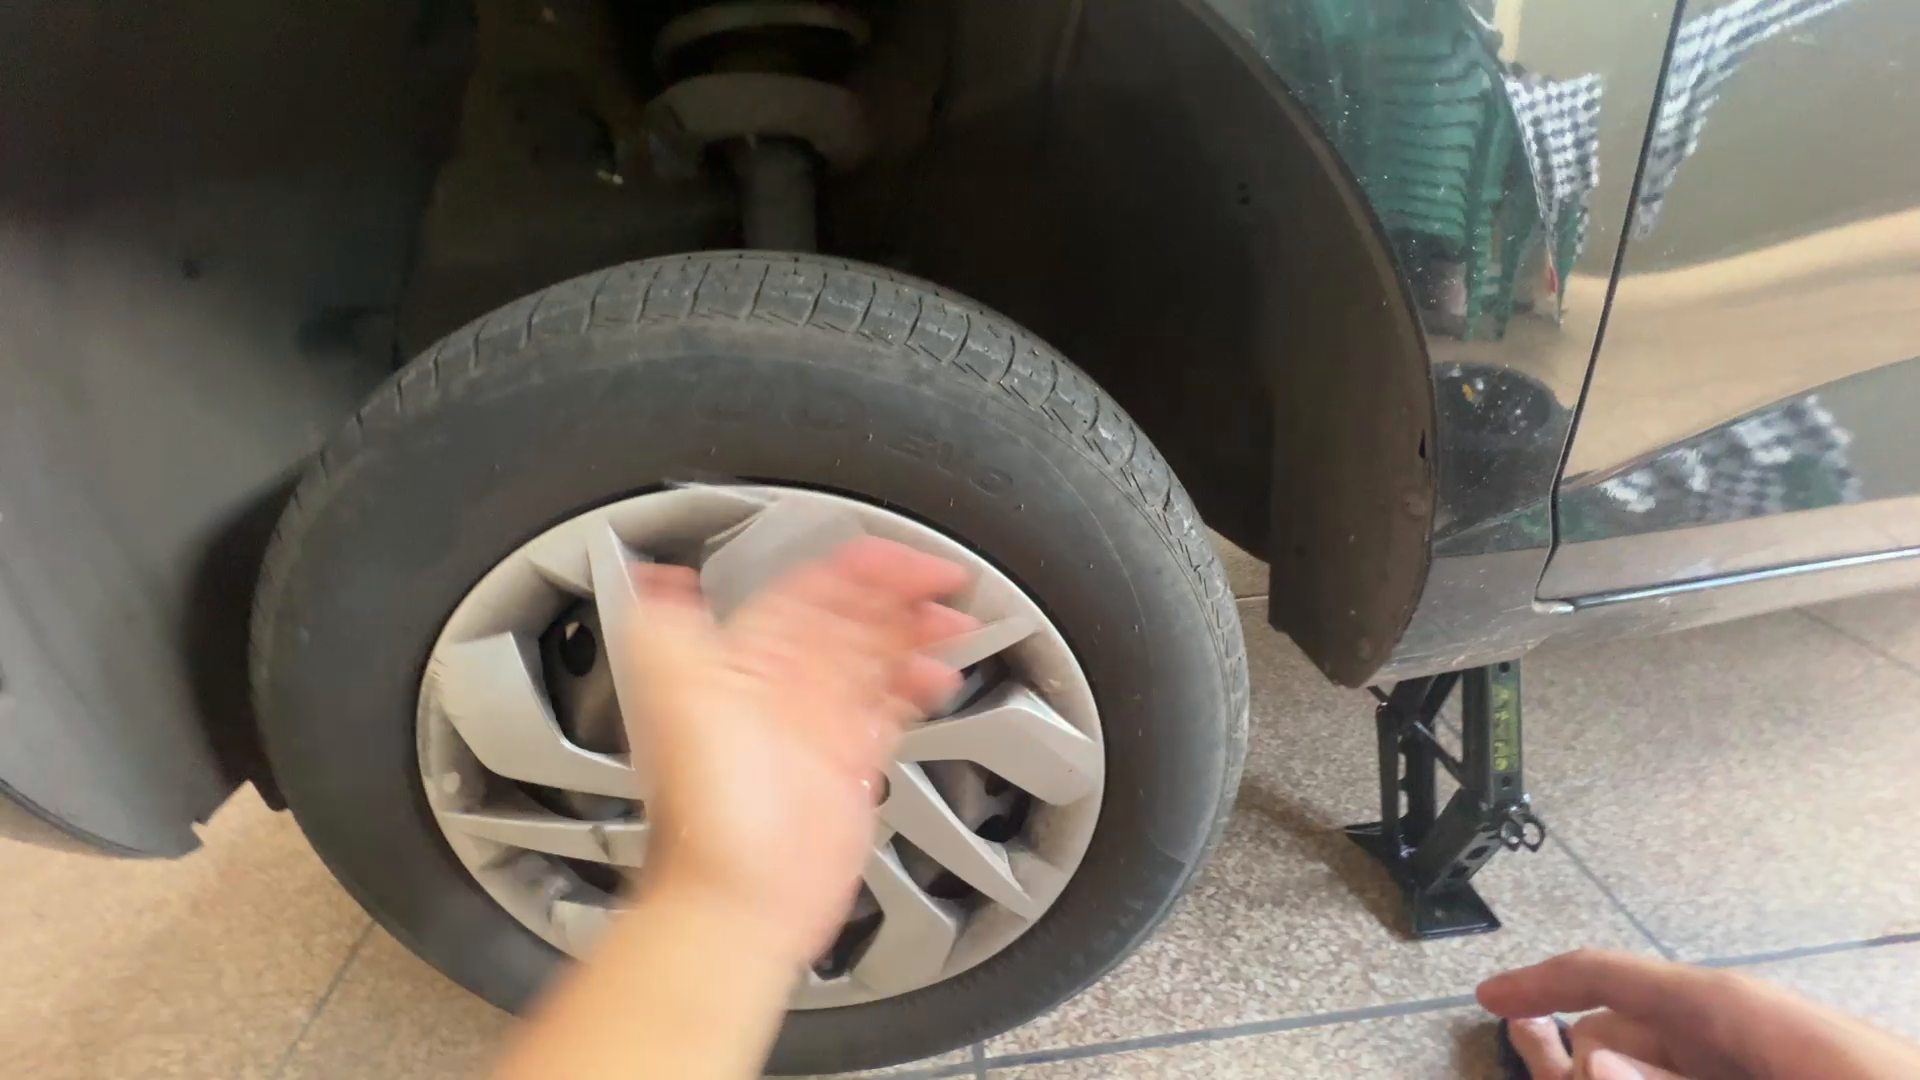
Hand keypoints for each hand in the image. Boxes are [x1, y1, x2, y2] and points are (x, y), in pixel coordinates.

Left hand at [617, 536, 975, 966]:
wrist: (738, 897)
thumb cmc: (706, 810)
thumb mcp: (671, 698)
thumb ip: (665, 627)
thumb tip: (663, 577)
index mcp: (756, 660)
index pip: (816, 592)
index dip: (863, 568)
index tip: (905, 560)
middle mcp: (793, 684)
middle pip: (858, 618)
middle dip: (903, 594)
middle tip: (944, 584)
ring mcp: (825, 720)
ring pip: (880, 655)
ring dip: (918, 633)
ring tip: (953, 622)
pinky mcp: (852, 758)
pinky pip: (892, 704)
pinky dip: (919, 683)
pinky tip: (939, 675)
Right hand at [1479, 948, 1919, 1079]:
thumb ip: (1676, 1079)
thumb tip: (1593, 1057)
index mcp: (1743, 1011)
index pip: (1609, 973)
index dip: (1539, 982)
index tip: (1487, 1000)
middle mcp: (1754, 1024)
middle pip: (1634, 1022)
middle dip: (1588, 1054)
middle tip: (1559, 1077)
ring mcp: (1779, 1055)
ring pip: (1669, 1056)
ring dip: (1628, 1075)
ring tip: (1609, 1078)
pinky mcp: (1795, 1070)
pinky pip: (1709, 1073)